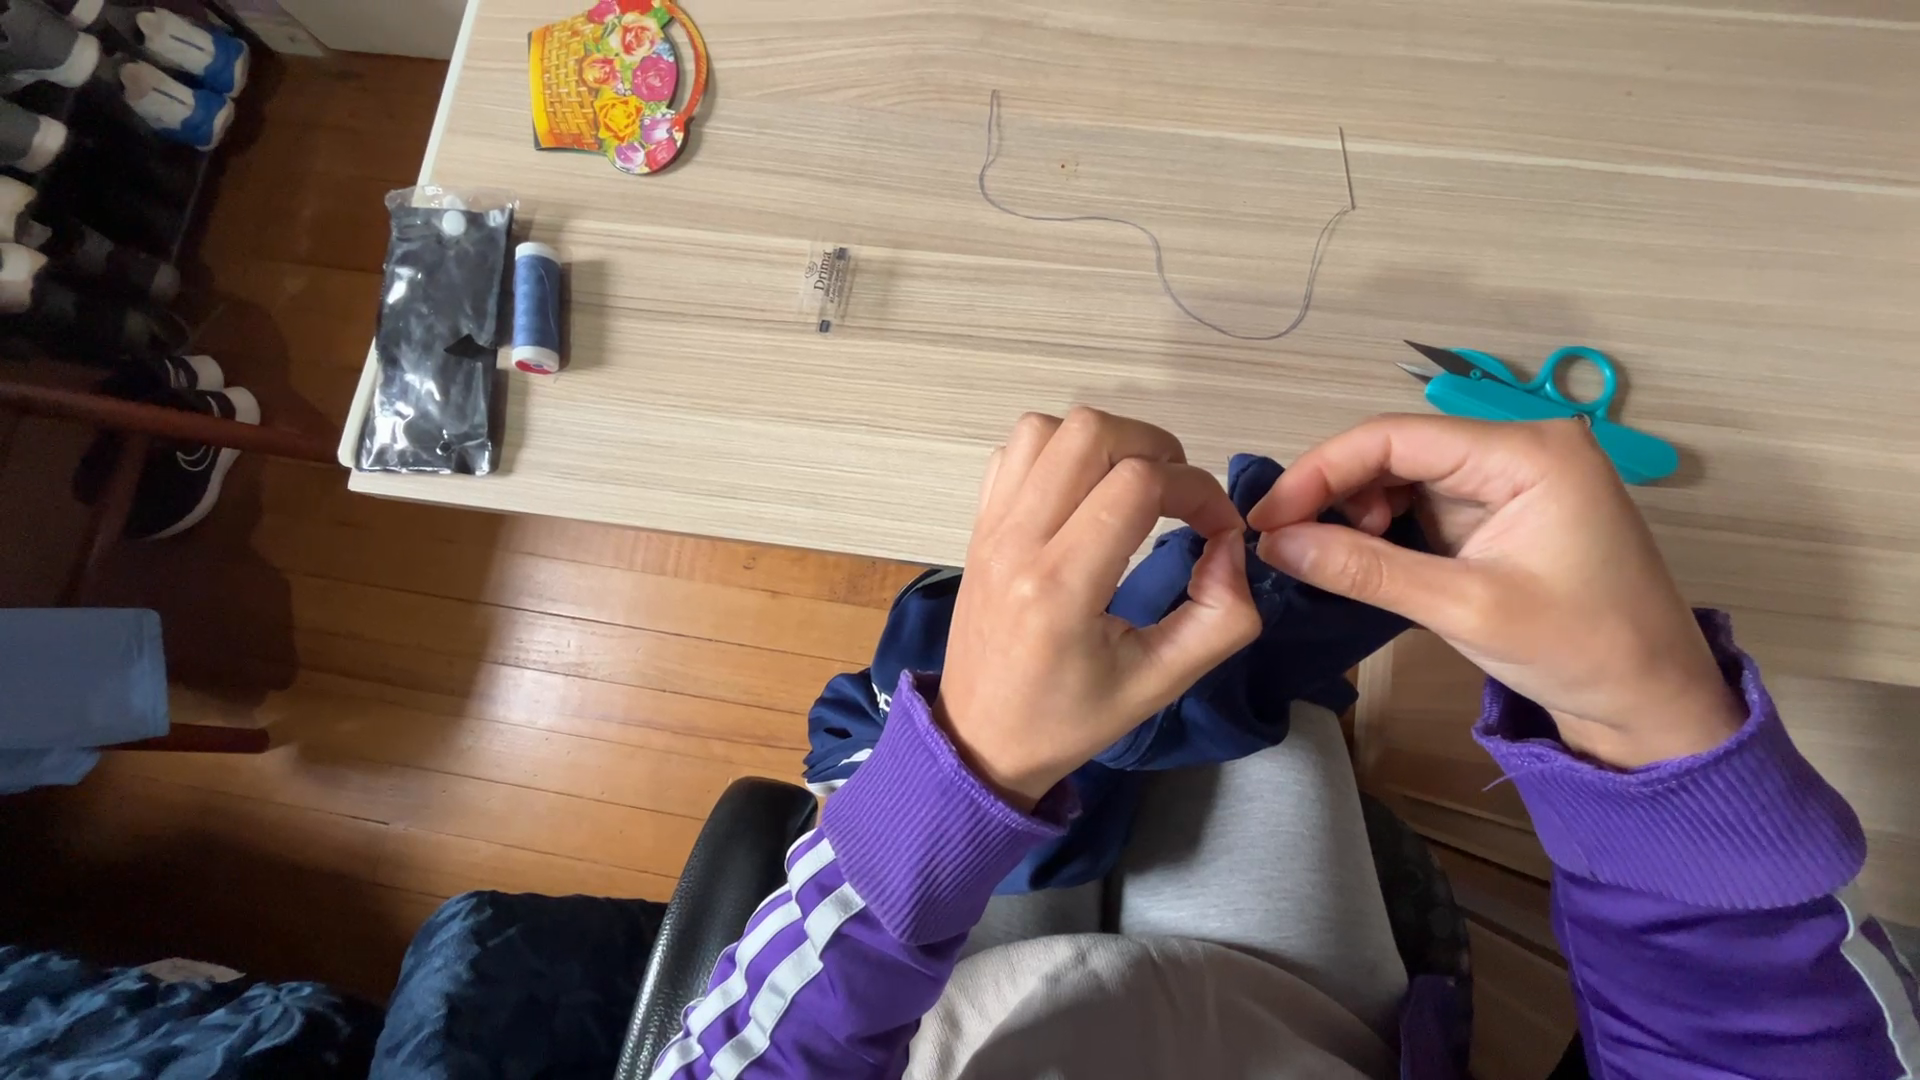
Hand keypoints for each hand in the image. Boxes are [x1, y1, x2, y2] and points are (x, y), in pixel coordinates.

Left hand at [938, 408, 1262, 809]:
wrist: (979, 736)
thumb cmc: (1068, 719)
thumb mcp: (1160, 684)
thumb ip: (1219, 616)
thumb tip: (1230, 545)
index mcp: (1061, 587)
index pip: (1137, 484)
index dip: (1197, 490)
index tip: (1217, 527)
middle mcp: (1016, 541)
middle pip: (1090, 433)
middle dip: (1154, 449)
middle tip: (1177, 497)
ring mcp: (990, 527)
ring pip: (1047, 429)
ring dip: (1104, 444)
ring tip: (1131, 488)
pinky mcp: (978, 524)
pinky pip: (1015, 452)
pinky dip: (1059, 452)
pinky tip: (1082, 494)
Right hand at [1248, 414, 1741, 768]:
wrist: (1650, 700)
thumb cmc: (1578, 648)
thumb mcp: (1462, 607)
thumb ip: (1363, 568)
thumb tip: (1272, 543)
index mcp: (1525, 452)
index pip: (1394, 437)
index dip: (1319, 472)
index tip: (1267, 519)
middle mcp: (1511, 448)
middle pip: (1390, 450)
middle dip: (1329, 492)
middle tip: (1281, 540)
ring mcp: (1500, 477)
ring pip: (1394, 474)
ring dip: (1348, 510)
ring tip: (1324, 554)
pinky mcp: (1489, 508)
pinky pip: (1411, 500)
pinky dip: (1372, 526)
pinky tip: (1356, 554)